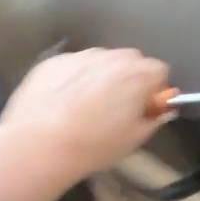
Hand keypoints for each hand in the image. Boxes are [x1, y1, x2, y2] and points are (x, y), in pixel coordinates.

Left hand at [0, 48, 172, 178]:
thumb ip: (154, 119)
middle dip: (128, 79)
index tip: (143, 109)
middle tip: (115, 109)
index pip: (160, 71)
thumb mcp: (134, 140)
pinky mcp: (53, 61)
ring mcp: (81, 55)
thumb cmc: (93, 145)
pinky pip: (72, 66)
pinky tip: (59, 105)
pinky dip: (71, 79)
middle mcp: (113, 56)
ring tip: (82, 108)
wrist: (38, 145)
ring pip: (100, 61)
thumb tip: (161, 108)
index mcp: (138, 74)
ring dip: (99, 77)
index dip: (153, 90)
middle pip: (131, 61)